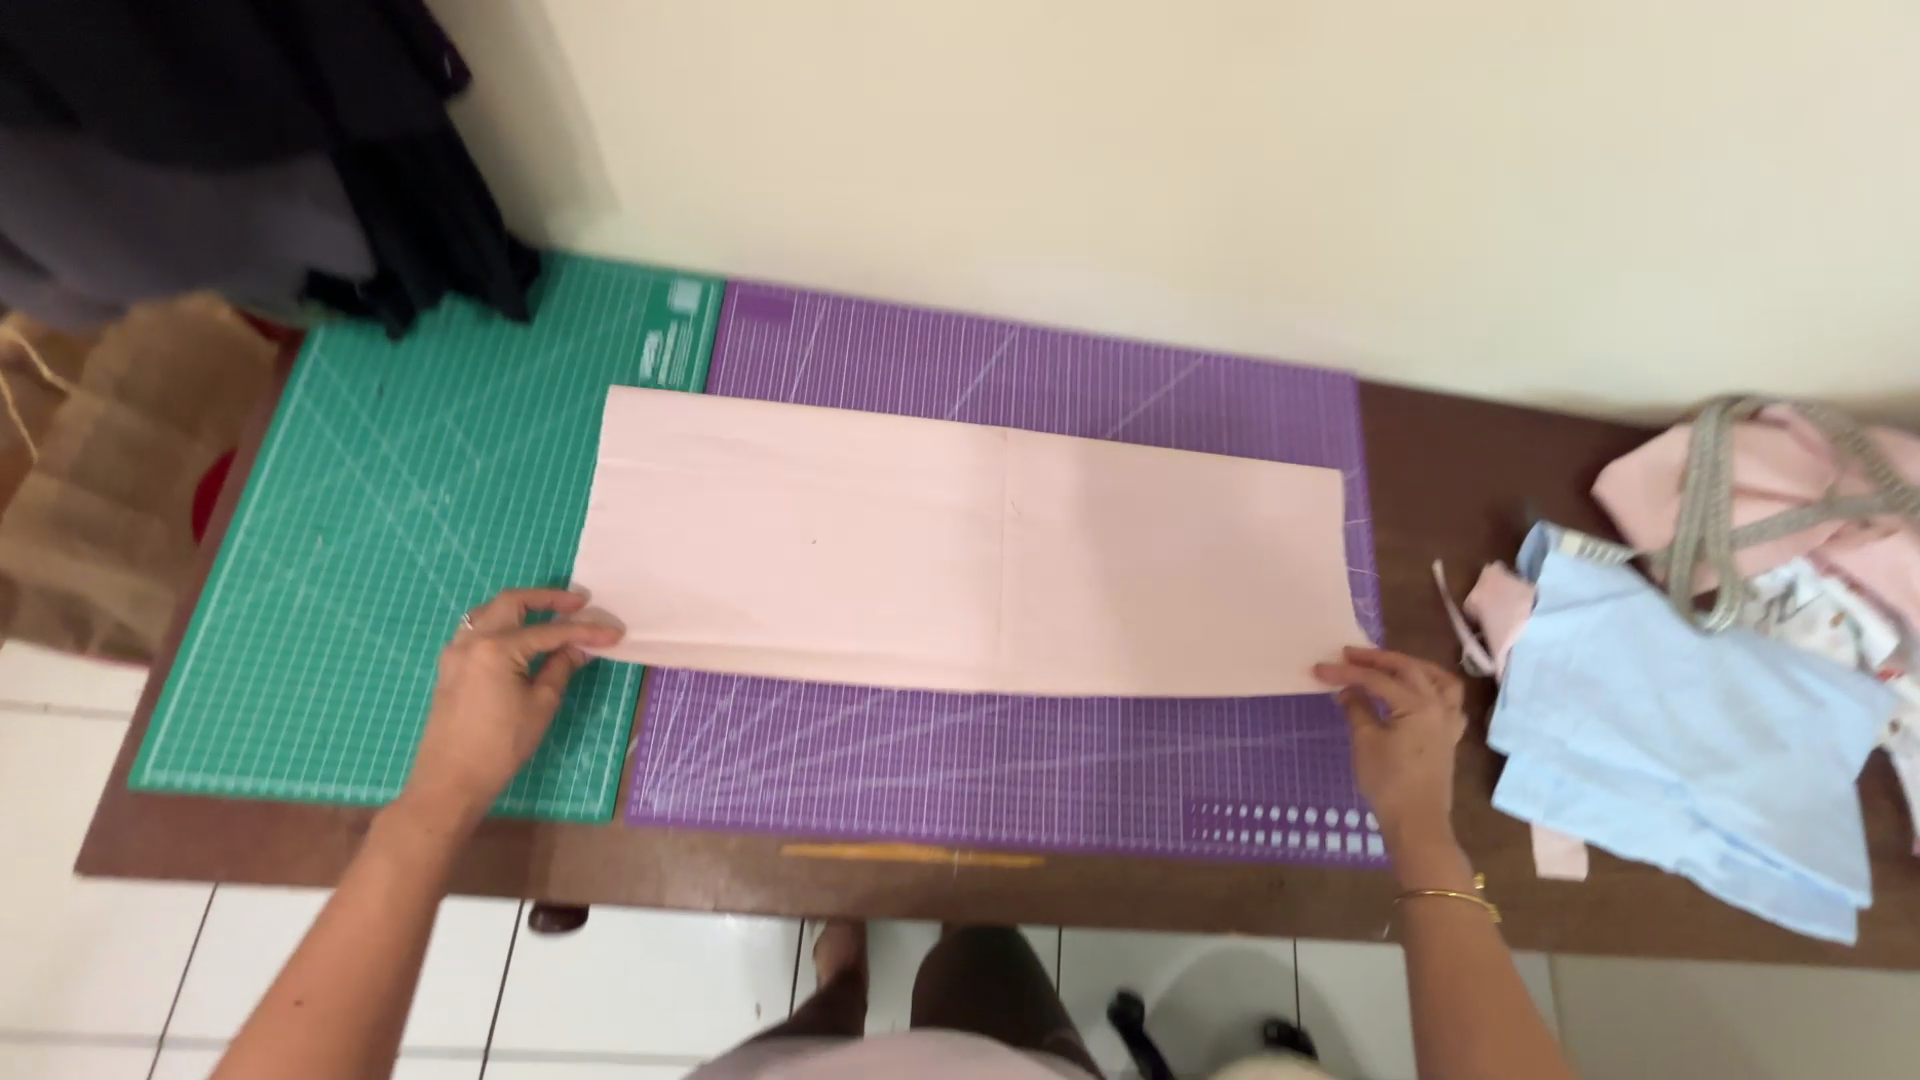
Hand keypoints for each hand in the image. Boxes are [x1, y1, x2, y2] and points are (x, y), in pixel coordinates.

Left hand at [400, 587, 624, 828]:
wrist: (451, 781)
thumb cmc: (501, 744)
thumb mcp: (542, 704)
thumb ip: (561, 667)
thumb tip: (581, 648)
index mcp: (497, 648)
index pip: (550, 631)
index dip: (586, 631)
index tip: (614, 632)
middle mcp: (472, 641)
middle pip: (512, 602)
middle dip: (548, 598)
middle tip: (579, 603)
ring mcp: (456, 652)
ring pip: (490, 612)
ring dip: (522, 607)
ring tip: (552, 614)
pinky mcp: (451, 667)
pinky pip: (477, 630)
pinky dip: (503, 623)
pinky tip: (521, 636)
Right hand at [1313, 646, 1466, 856]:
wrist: (1417, 821)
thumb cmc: (1388, 781)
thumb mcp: (1365, 741)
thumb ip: (1357, 708)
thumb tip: (1348, 690)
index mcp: (1418, 706)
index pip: (1377, 680)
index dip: (1346, 672)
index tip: (1319, 669)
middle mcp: (1438, 707)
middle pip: (1409, 670)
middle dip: (1377, 659)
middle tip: (1348, 656)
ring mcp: (1448, 722)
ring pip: (1438, 680)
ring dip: (1413, 667)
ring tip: (1389, 665)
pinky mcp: (1447, 736)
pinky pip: (1447, 701)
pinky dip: (1430, 689)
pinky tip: (1413, 694)